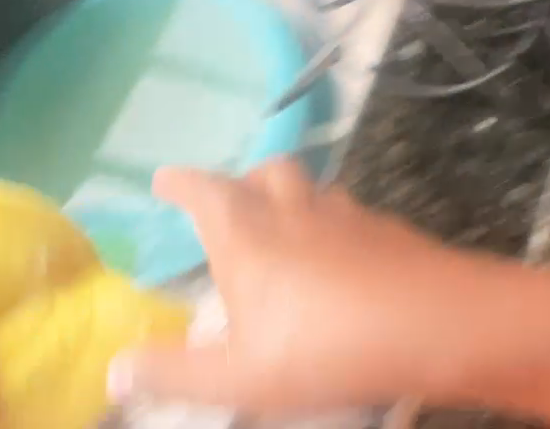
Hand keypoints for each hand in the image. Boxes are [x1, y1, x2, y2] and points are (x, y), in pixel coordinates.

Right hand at [108, 159, 512, 414]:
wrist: (432, 320)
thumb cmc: (326, 348)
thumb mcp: (237, 377)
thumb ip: (175, 372)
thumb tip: (116, 367)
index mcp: (253, 240)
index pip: (212, 195)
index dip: (185, 183)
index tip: (165, 176)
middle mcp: (302, 214)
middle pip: (273, 172)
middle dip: (246, 178)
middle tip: (231, 199)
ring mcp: (352, 216)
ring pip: (316, 188)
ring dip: (293, 195)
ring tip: (281, 225)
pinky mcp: (388, 229)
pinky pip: (350, 212)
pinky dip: (331, 221)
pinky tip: (334, 253)